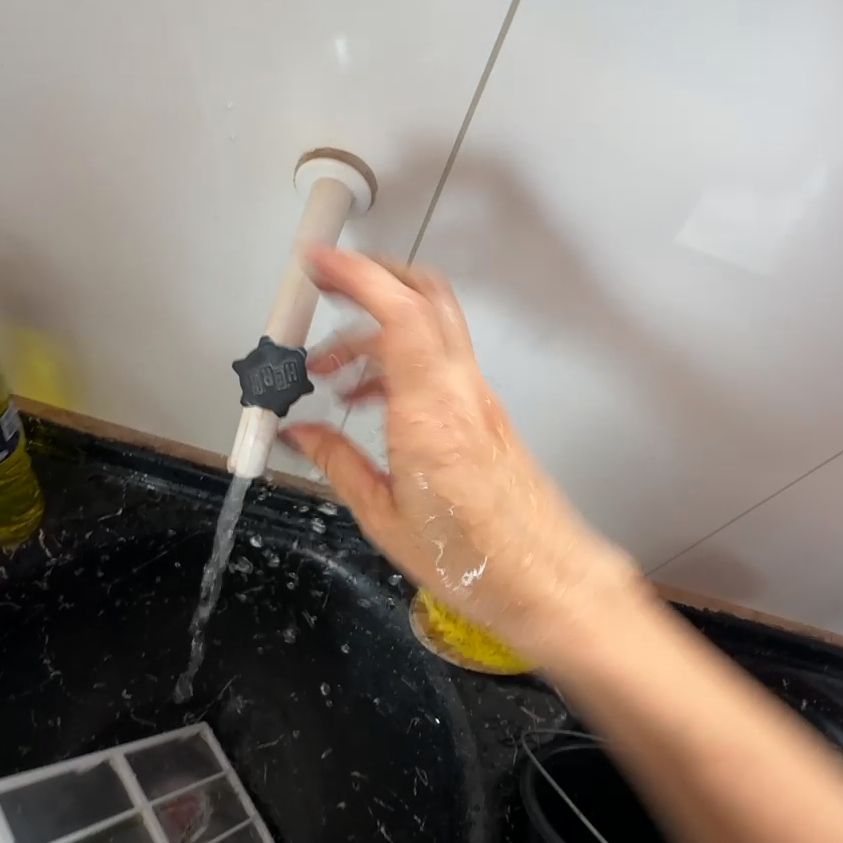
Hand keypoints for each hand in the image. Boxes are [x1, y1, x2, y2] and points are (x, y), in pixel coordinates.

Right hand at [281, 247, 647, 659]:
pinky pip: (437, 362)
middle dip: (372, 280)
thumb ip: (336, 462)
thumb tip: (299, 433)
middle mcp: (459, 393)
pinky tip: (369, 399)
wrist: (543, 579)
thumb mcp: (383, 516)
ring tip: (331, 372)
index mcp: (429, 416)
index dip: (358, 276)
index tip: (320, 263)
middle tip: (327, 290)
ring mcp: (476, 398)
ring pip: (428, 329)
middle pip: (424, 298)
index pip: (401, 314)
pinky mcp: (483, 412)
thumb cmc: (473, 561)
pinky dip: (398, 360)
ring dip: (377, 331)